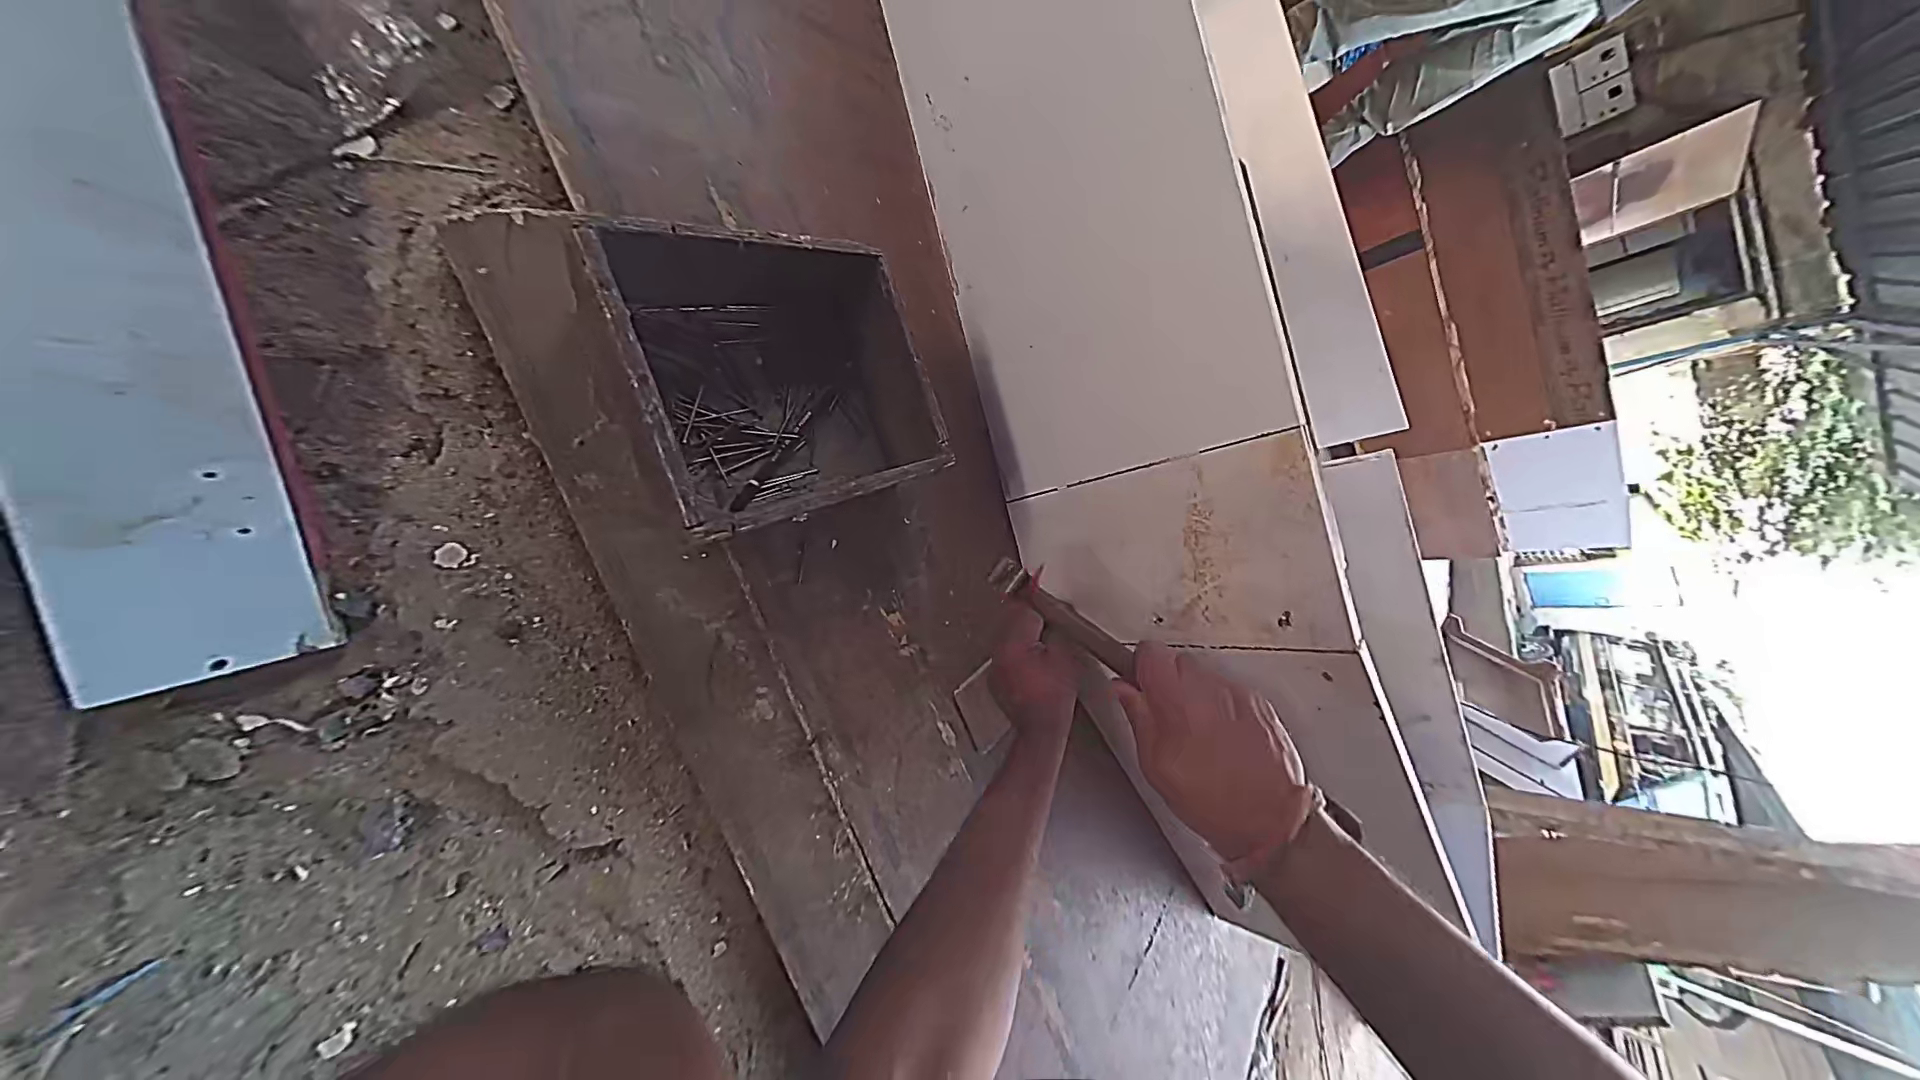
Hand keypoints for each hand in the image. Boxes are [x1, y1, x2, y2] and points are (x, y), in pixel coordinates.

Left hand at [987, 601, 1078, 741]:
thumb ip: (1058, 631)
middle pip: (1010, 619)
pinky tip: (1032, 655)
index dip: (1036, 599)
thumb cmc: (1053, 700)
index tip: (1039, 587)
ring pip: (1006, 635)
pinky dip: (1018, 649)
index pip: (1023, 609)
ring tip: (1040, 634)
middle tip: (1043, 611)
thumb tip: (1055, 615)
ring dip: (1022, 630)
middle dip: (1028, 613)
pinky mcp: (996, 678)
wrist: (1040, 730)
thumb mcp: (1065, 657)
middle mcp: (999, 653)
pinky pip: (1005, 653)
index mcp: (1014, 644)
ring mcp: (995, 667)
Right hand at [1113, 642, 1313, 860]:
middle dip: (1167, 682)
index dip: (1140, 667)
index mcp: (1178, 701)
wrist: (1275, 823)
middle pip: (1177, 660)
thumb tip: (1123, 690)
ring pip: (1203, 675)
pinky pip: (1228, 691)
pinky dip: (1220, 706)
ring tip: (1196, 734)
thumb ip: (1138, 718)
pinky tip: (1221, 738)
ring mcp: (1239, 694)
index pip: (1150, 652)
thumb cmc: (1215, 803)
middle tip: (1164, 717)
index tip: (1138, 686)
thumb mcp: (1156, 767)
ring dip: (1194, 694)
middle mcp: (1211, 689)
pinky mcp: (1260, 704)